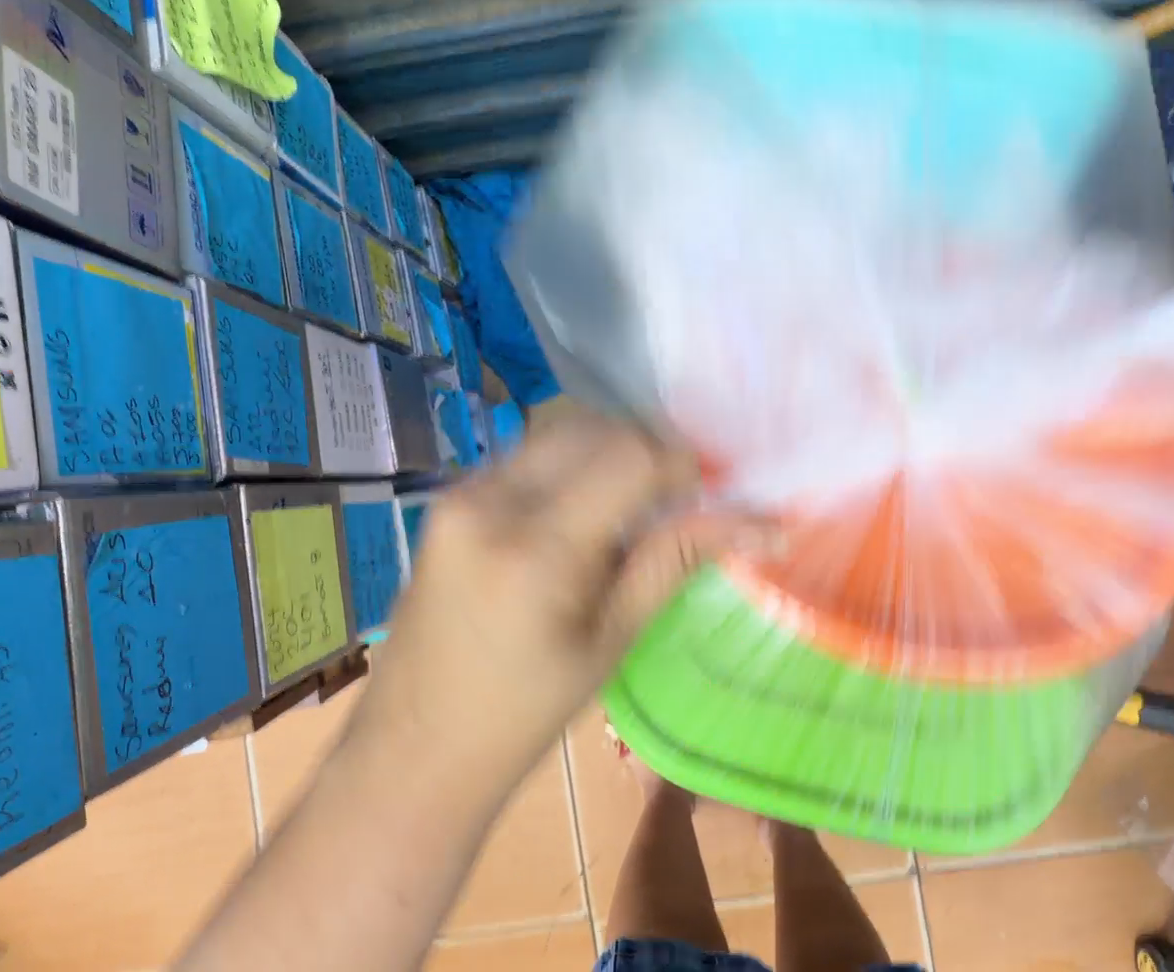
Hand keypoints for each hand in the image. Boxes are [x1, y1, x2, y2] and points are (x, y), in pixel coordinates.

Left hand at [359, 410, 753, 776]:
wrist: (415, 744)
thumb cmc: (523, 713)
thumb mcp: (612, 641)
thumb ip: (676, 562)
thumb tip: (758, 522)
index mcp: (534, 550)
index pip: (630, 458)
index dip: (684, 463)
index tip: (713, 491)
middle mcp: (489, 501)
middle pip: (594, 430)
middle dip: (647, 451)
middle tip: (679, 497)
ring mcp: (459, 494)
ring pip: (558, 434)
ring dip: (608, 455)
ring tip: (633, 510)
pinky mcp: (448, 499)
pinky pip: (525, 457)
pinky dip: (570, 469)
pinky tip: (583, 517)